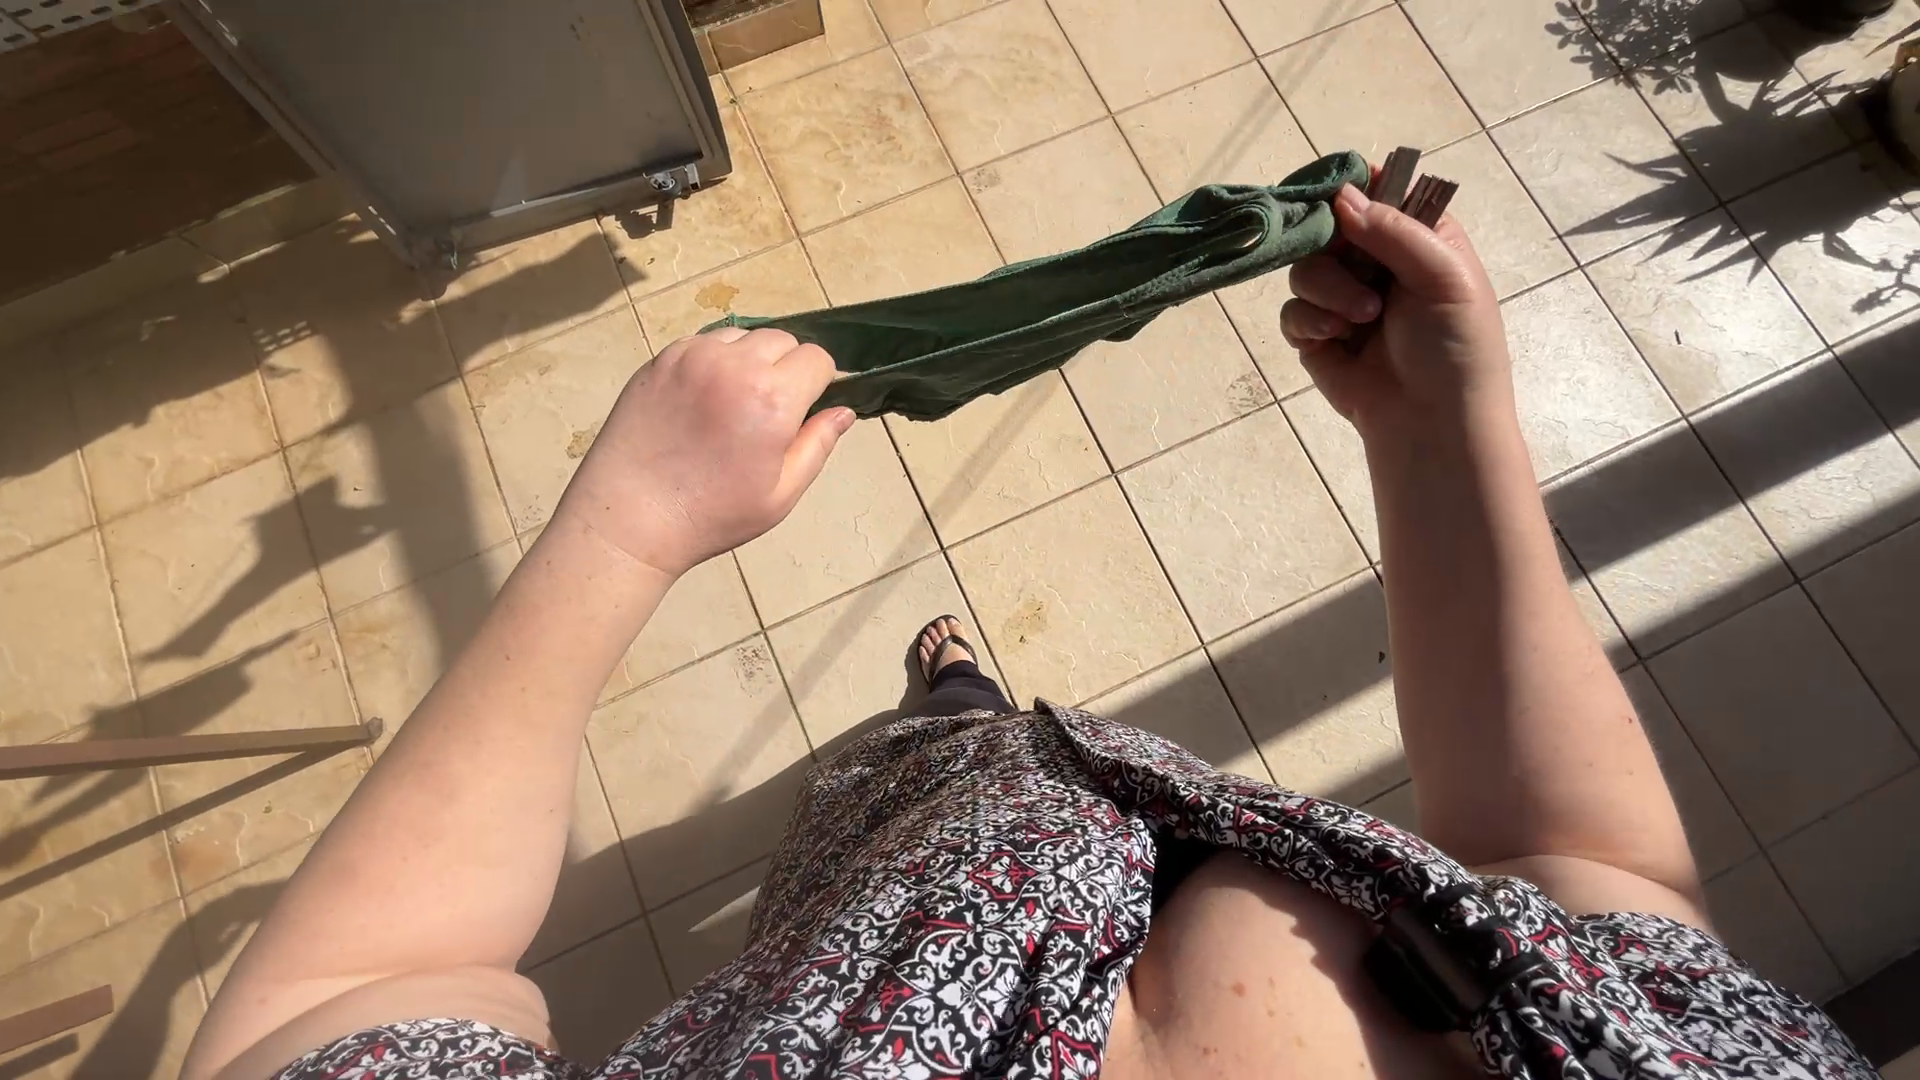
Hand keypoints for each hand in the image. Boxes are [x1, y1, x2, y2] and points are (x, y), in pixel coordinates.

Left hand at [553, 327, 854, 576]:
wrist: (630, 516)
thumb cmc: (713, 515)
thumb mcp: (781, 493)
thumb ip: (818, 445)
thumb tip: (844, 411)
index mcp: (771, 398)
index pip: (817, 360)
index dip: (821, 382)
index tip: (809, 408)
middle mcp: (734, 364)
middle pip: (784, 340)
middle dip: (790, 368)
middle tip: (773, 411)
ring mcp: (693, 356)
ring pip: (745, 336)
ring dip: (754, 359)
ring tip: (738, 402)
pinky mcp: (662, 358)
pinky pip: (707, 343)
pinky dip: (719, 360)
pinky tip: (707, 398)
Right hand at [1281, 184, 1512, 443]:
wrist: (1427, 419)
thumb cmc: (1454, 345)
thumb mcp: (1441, 275)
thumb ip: (1393, 231)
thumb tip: (1339, 194)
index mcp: (1416, 238)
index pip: (1377, 193)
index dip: (1353, 188)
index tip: (1335, 195)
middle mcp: (1375, 264)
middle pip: (1328, 228)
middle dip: (1335, 249)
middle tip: (1351, 265)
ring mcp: (1340, 300)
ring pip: (1304, 269)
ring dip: (1328, 291)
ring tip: (1360, 319)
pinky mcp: (1314, 335)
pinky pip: (1291, 311)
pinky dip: (1309, 320)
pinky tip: (1334, 337)